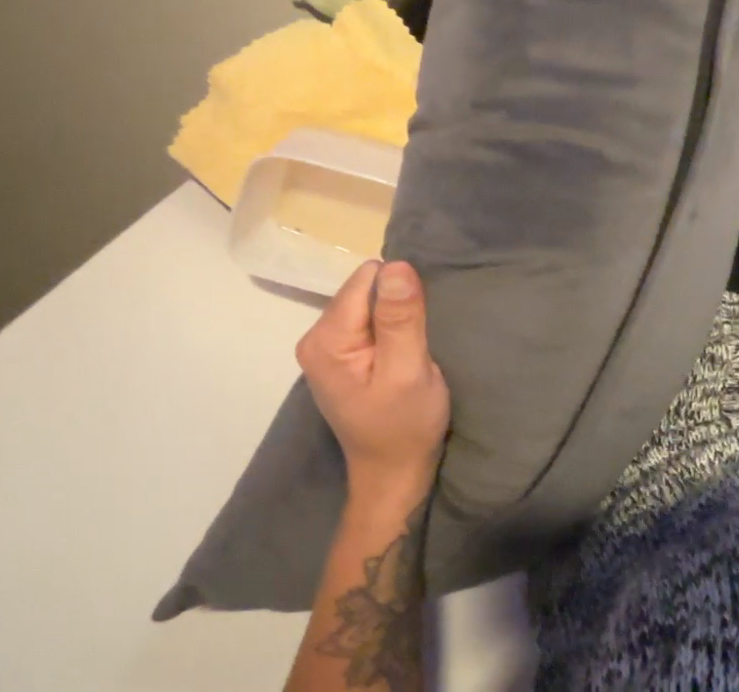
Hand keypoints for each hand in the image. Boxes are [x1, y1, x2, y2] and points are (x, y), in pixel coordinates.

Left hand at [296, 260, 449, 505]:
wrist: (395, 473)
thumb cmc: (404, 426)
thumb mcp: (409, 371)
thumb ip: (401, 319)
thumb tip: (397, 265)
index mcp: (326, 339)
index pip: (368, 280)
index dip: (402, 294)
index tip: (421, 322)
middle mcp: (317, 337)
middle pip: (367, 288)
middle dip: (399, 305)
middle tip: (419, 341)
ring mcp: (328, 346)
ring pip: (372, 302)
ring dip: (399, 318)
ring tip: (416, 347)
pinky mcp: (344, 354)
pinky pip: (372, 319)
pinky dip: (395, 329)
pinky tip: (406, 352)